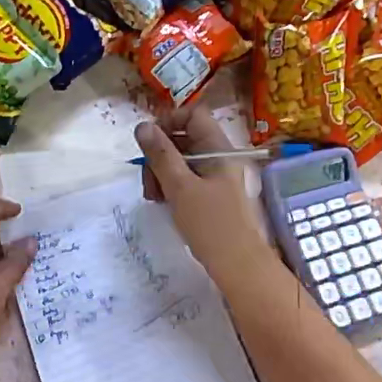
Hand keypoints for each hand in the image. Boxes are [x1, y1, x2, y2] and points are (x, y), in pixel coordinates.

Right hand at [135, 109, 271, 275]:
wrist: (239, 266)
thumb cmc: (211, 225)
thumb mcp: (180, 187)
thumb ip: (160, 155)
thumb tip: (142, 126)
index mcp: (218, 148)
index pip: (193, 115)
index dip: (168, 121)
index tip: (148, 142)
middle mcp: (219, 157)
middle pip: (184, 138)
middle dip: (159, 154)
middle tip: (147, 180)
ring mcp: (217, 177)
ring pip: (182, 160)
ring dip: (161, 172)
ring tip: (153, 197)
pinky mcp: (212, 196)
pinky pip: (187, 179)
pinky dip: (171, 186)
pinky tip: (163, 202)